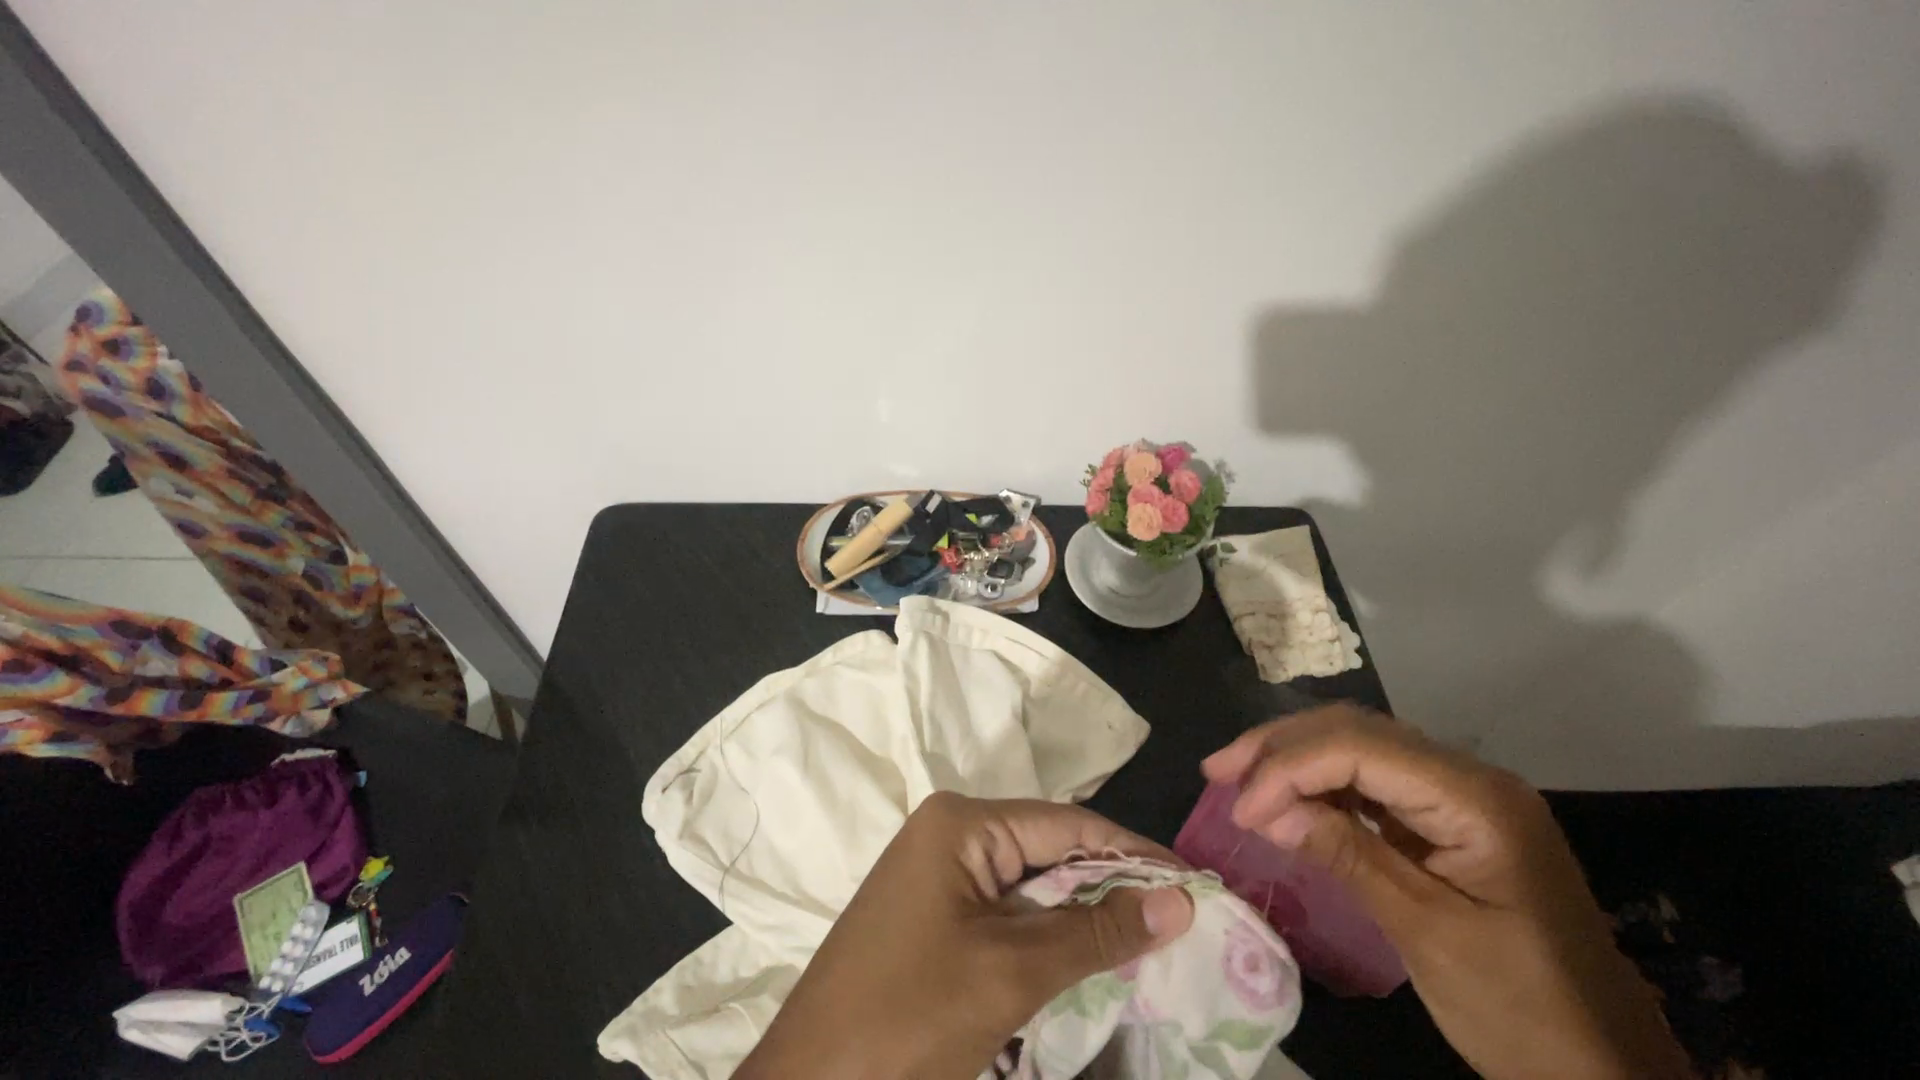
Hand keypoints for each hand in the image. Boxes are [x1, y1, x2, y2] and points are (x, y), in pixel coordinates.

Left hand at [736, 792, 1195, 1079]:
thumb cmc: (909, 1016)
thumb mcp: (1013, 972)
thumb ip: (1097, 930)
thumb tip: (1182, 899)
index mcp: (962, 824)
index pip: (1071, 825)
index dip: (1137, 855)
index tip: (1200, 886)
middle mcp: (950, 833)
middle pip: (1052, 849)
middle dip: (1114, 885)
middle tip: (1185, 921)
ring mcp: (938, 872)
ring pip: (1033, 883)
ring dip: (1085, 913)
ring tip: (1152, 939)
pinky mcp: (934, 912)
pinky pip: (1007, 909)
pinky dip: (1049, 933)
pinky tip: (1090, 955)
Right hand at [1204, 705, 1693, 1079]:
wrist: (1607, 1069)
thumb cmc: (1521, 1009)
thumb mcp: (1426, 933)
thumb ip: (1347, 856)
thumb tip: (1265, 809)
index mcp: (1476, 800)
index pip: (1360, 748)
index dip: (1288, 767)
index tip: (1236, 810)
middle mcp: (1471, 781)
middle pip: (1359, 733)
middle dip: (1281, 747)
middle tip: (1217, 772)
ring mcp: (1464, 801)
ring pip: (1363, 751)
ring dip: (1297, 761)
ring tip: (1238, 780)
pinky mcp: (1452, 825)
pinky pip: (1377, 787)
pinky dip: (1325, 790)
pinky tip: (1289, 804)